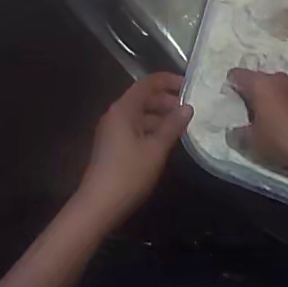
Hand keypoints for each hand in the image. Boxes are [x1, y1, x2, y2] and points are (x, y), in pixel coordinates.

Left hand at [72, 73, 191, 227]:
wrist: (97, 206)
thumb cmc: (128, 174)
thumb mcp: (155, 149)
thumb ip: (172, 126)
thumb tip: (188, 107)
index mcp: (123, 108)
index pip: (147, 83)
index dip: (168, 80)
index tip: (189, 85)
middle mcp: (116, 114)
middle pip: (143, 97)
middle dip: (166, 100)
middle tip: (189, 108)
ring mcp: (113, 130)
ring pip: (140, 114)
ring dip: (160, 116)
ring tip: (183, 125)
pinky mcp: (113, 145)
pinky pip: (135, 127)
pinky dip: (152, 128)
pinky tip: (166, 140)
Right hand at [227, 68, 287, 180]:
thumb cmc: (280, 140)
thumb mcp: (251, 141)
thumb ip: (236, 133)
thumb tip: (231, 130)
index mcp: (259, 82)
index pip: (236, 74)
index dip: (230, 86)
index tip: (229, 102)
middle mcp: (276, 77)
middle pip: (254, 79)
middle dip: (248, 93)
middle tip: (243, 112)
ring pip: (270, 87)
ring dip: (264, 98)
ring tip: (260, 118)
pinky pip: (283, 95)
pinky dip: (278, 104)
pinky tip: (278, 121)